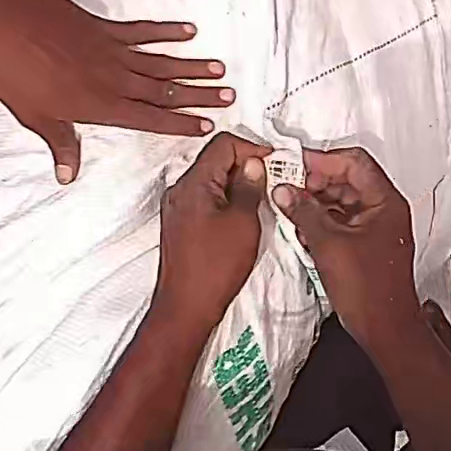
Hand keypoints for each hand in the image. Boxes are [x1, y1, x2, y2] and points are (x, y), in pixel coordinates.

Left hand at [0, 0, 232, 184]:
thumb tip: (68, 173)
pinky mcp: (102, 27)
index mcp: (100, 105)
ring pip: (160, 62)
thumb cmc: (11, 67)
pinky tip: (186, 31)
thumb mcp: (34, 115)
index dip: (181, 123)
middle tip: (227, 96)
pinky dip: (166, 32)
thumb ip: (60, 143)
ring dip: (191, 67)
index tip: (206, 125)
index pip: (150, 118)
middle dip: (199, 95)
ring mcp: (111, 50)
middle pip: (165, 90)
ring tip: (218, 70)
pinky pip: (142, 31)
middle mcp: (113, 78)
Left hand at [154, 132, 269, 330]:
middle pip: (214, 160)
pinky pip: (204, 199)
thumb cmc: (215, 267)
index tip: (274, 161)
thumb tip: (253, 165)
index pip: (222, 144)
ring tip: (260, 200)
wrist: (187, 305)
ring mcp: (177, 207)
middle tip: (271, 180)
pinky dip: (224, 199)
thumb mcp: (243, 222)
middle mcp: (179, 190)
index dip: (251, 147)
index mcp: (194, 184)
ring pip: (210, 180)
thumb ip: (249, 187)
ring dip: (236, 184)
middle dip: (245, 165)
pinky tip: (242, 215)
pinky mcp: (180, 224)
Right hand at [270, 147, 420, 345]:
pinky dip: (322, 220)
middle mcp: (384, 209)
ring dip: (316, 201)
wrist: (384, 327)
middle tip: (285, 185)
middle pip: (348, 179)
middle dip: (315, 180)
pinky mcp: (366, 244)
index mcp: (384, 201)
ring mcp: (376, 227)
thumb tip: (283, 190)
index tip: (292, 164)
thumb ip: (304, 212)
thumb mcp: (328, 243)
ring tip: (288, 206)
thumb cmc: (366, 288)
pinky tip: (301, 228)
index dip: (321, 160)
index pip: (353, 162)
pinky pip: (342, 220)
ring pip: (342, 200)